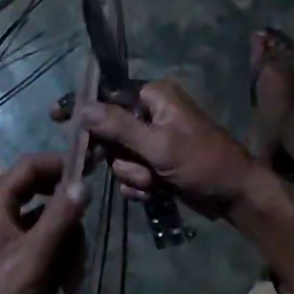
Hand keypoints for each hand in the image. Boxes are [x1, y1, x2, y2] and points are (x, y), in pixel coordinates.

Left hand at [0, 153, 86, 293]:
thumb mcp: (35, 258)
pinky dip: (58, 261)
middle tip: (81, 250)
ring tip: (71, 282)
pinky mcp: (12, 260)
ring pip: (49, 224)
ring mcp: (4, 238)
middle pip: (44, 196)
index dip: (61, 164)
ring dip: (67, 249)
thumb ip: (60, 216)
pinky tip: (65, 288)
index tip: (94, 170)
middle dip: (68, 223)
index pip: (30, 166)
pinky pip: (43, 246)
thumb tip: (83, 182)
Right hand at [79, 81, 258, 218]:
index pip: (107, 96)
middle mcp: (151, 113)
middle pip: (108, 131)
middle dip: (121, 157)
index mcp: (154, 96)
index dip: (83, 108)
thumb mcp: (159, 145)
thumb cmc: (202, 163)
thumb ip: (118, 127)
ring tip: (156, 181)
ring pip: (118, 157)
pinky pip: (130, 173)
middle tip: (137, 169)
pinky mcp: (155, 163)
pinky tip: (157, 191)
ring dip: (133, 175)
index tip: (57, 118)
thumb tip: (82, 107)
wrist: (236, 197)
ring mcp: (152, 140)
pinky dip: (140, 185)